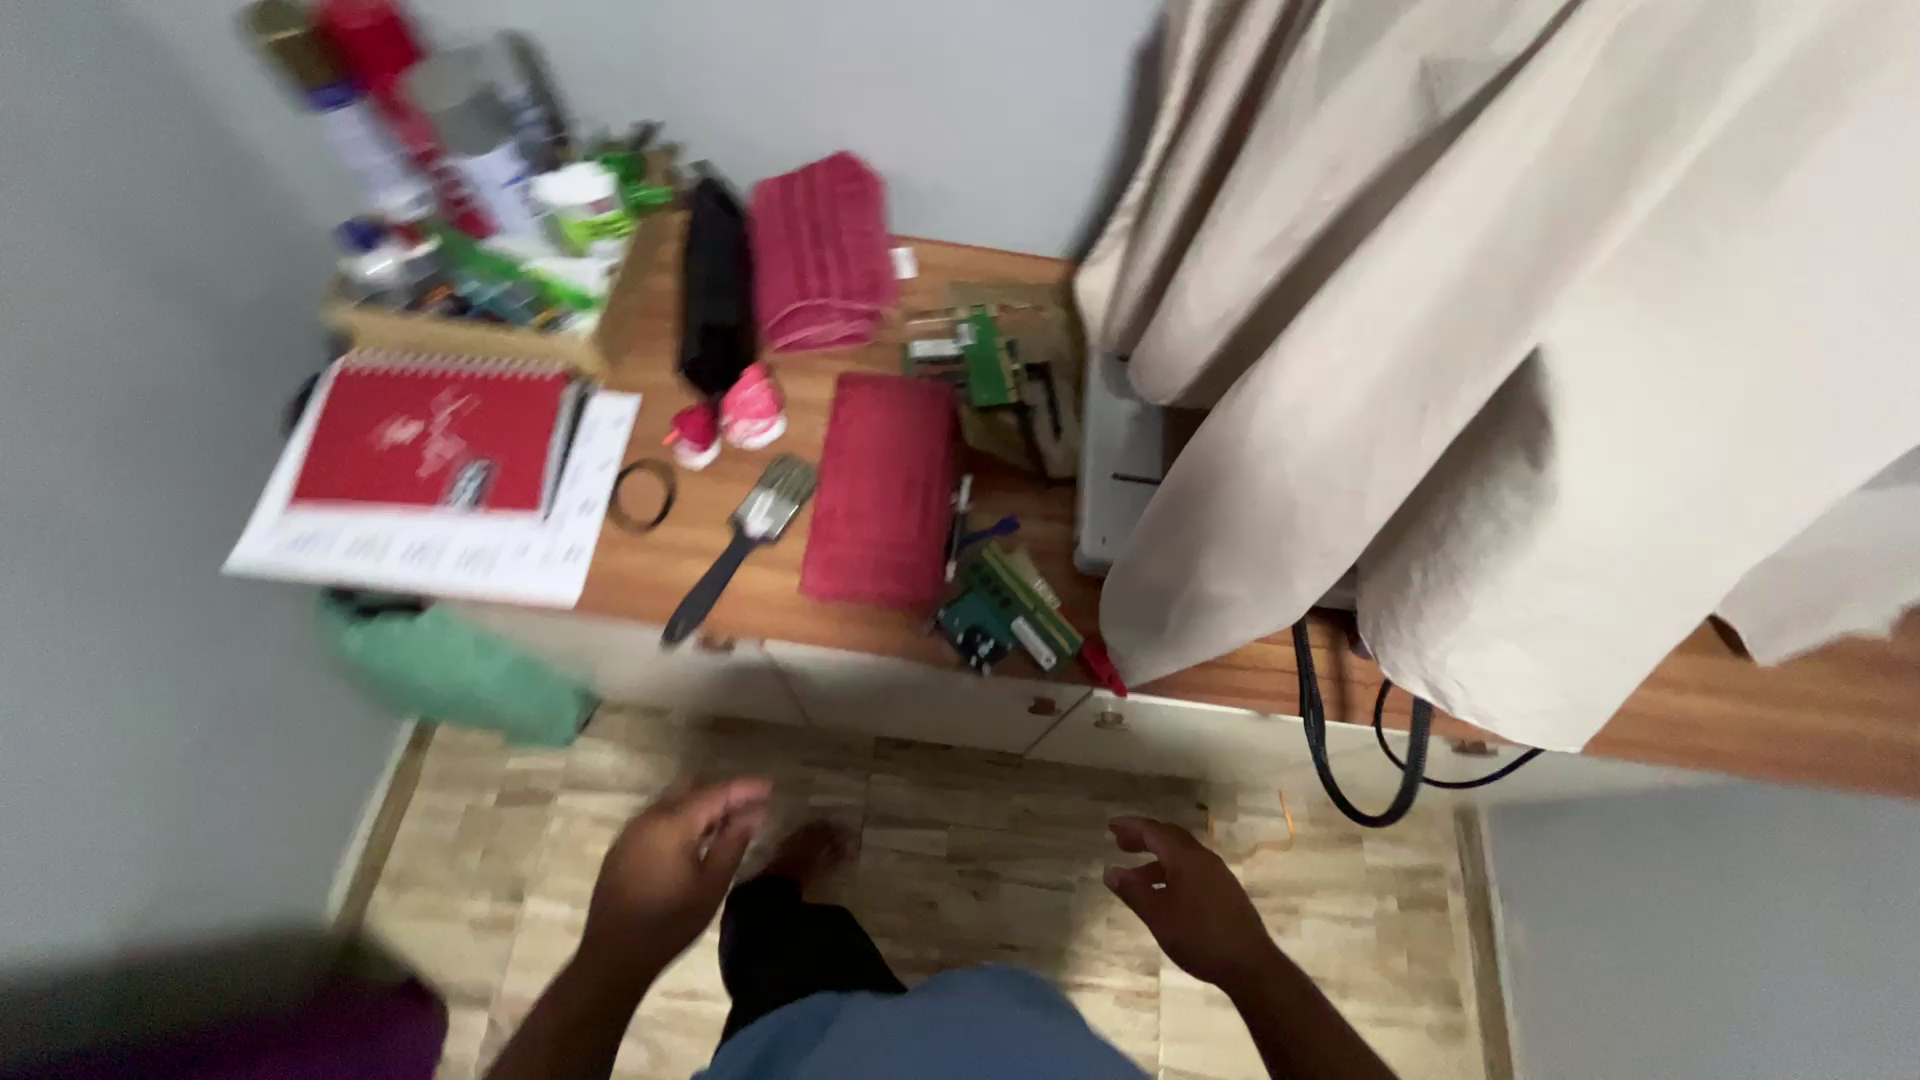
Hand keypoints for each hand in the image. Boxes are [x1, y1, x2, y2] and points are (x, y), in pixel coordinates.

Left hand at [579, 776, 771, 981]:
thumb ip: (733, 843)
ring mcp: (632, 831)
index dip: (745, 788)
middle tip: (748, 807)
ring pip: (673, 800)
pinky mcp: (623, 846)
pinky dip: (682, 819)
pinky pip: (658, 818)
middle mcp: (649, 817)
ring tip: (726, 824)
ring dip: (701, 805)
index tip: (770, 787)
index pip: (716, 793)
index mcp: (672, 824)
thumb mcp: (711, 886)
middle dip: (722, 791)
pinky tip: (695, 841)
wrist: (612, 958)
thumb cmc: (669, 924)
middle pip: (692, 786)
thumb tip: (754, 814)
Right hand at [1104, 816, 1279, 994]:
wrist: (1251, 966)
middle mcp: (1203, 858)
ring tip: (1137, 877)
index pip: (1153, 830)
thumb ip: (1132, 891)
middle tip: (1120, 844)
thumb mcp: (1157, 915)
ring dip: (1157, 859)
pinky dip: (1172, 871)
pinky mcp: (1226, 890)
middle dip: (1143, 838)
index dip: (1130, 826)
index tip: (1111, 826)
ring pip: (1182, 855)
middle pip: (1169, 837)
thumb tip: (1109, 871)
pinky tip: (1165, 894)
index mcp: (1185, 857)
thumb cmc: (1199, 937)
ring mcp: (1218, 874)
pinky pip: (1193, 869)